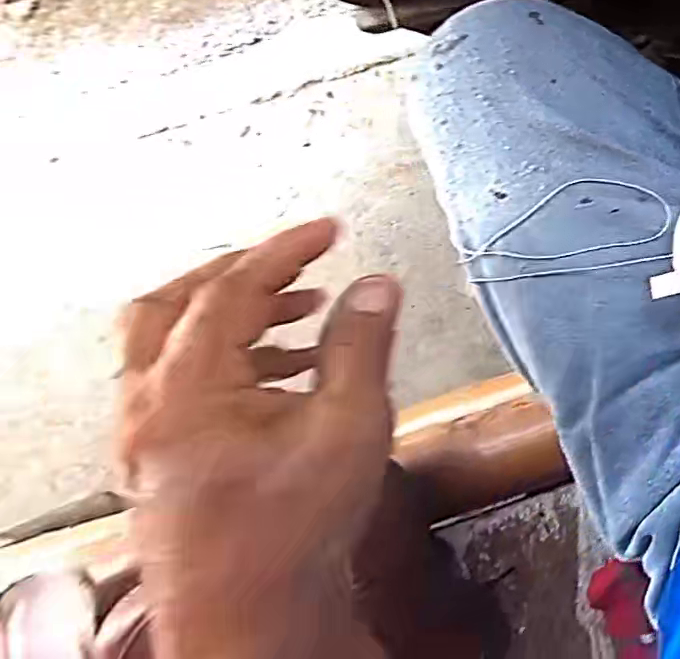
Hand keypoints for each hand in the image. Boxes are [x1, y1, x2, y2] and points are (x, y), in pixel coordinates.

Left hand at [116, 218, 396, 658]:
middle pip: (164, 311)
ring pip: (171, 345)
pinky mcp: (172, 453)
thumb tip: (375, 282)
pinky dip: (245, 349)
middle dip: (236, 271)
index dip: (280, 252)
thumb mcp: (349, 420)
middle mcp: (149, 411)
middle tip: (300, 253)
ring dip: (242, 311)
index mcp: (184, 397)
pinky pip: (192, 377)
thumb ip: (360, 344)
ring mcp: (153, 435)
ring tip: (312, 303)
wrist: (252, 607)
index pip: (225, 296)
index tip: (330, 228)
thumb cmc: (299, 516)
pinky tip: (301, 362)